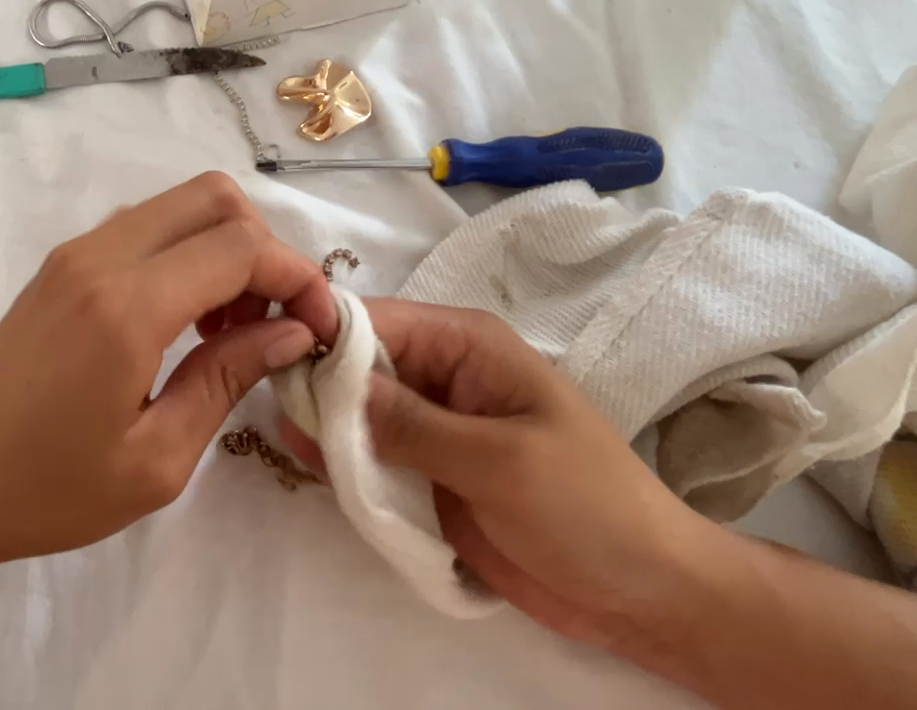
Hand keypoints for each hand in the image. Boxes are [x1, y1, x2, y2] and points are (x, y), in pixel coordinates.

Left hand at [0, 172, 338, 574]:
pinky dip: (187, 253)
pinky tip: (186, 321)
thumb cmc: (46, 491)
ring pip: (179, 205)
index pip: (241, 246)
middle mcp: (101, 256)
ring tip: (233, 328)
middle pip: (214, 197)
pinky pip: (145, 228)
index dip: (298, 276)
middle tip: (276, 319)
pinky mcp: (62, 264)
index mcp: (126, 306)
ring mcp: (75, 252)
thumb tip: (292, 330)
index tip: (320, 328)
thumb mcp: (156, 459)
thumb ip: (228, 379)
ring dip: (225, 248)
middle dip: (266, 246)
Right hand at [281, 299, 734, 651]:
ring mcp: (429, 426)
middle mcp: (439, 375)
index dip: (323, 335)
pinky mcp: (423, 472)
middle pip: (356, 364)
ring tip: (286, 443)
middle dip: (316, 384)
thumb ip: (411, 424)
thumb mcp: (500, 460)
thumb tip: (325, 385)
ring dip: (325, 427)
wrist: (644, 595)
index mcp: (464, 345)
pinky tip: (308, 466)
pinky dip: (341, 462)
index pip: (375, 321)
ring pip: (354, 411)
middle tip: (272, 411)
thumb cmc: (588, 507)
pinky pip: (368, 455)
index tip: (274, 363)